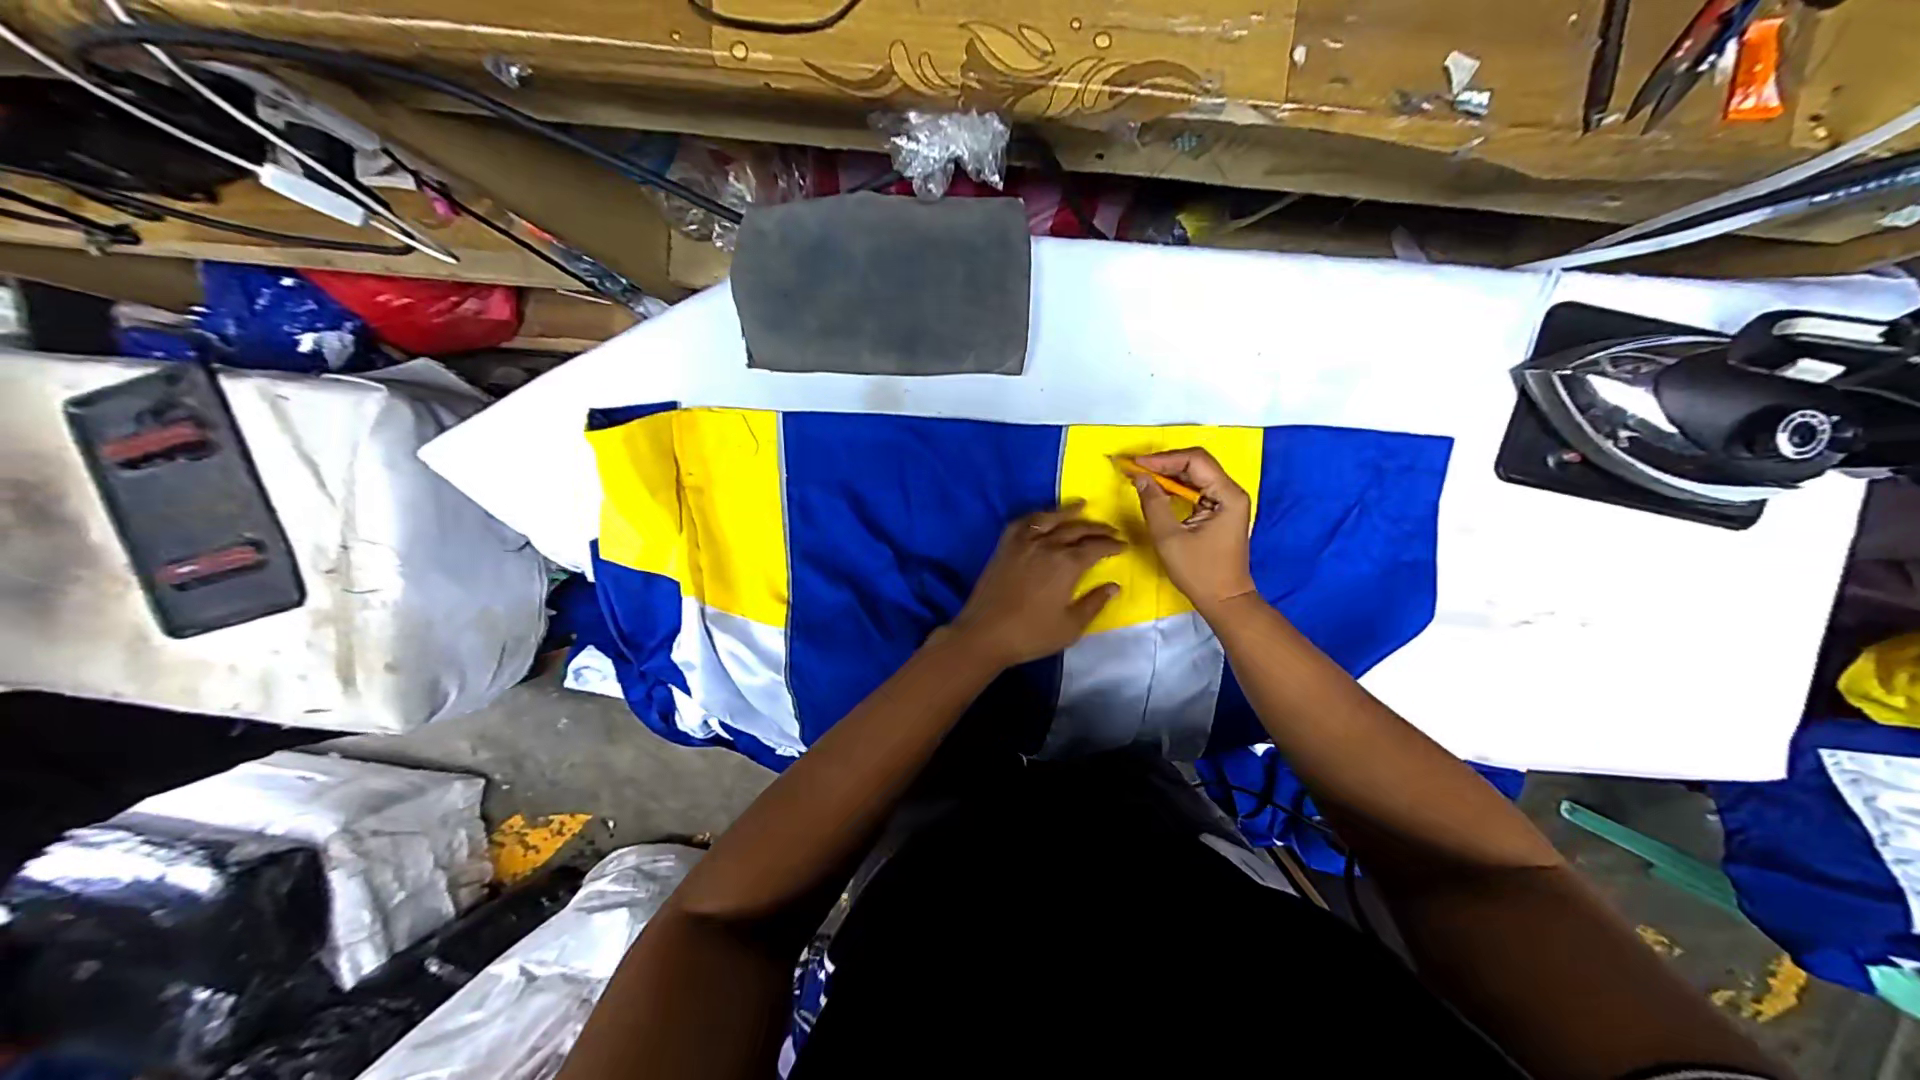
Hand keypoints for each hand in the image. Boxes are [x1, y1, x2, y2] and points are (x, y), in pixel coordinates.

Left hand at [944, 502, 1123, 667]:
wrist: (985, 634)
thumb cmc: (1031, 634)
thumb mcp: (1071, 626)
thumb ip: (1094, 603)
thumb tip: (1114, 586)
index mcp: (1067, 564)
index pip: (1096, 547)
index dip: (1112, 545)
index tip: (1123, 546)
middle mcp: (1047, 545)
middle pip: (1077, 530)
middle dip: (1097, 529)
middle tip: (1111, 530)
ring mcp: (1023, 543)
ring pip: (1050, 519)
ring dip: (1069, 512)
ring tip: (1082, 506)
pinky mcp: (1004, 546)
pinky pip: (1023, 522)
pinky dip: (1037, 515)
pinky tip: (1043, 516)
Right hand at [1129, 448, 1258, 614]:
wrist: (1224, 600)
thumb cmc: (1199, 572)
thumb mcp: (1169, 537)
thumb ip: (1153, 504)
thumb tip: (1140, 478)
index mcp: (1227, 495)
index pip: (1195, 461)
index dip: (1163, 459)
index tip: (1136, 464)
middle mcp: (1231, 492)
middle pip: (1197, 464)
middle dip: (1165, 463)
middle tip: (1135, 468)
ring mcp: (1227, 501)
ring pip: (1196, 475)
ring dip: (1168, 474)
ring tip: (1142, 476)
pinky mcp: (1220, 510)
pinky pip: (1196, 489)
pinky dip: (1175, 487)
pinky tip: (1157, 489)